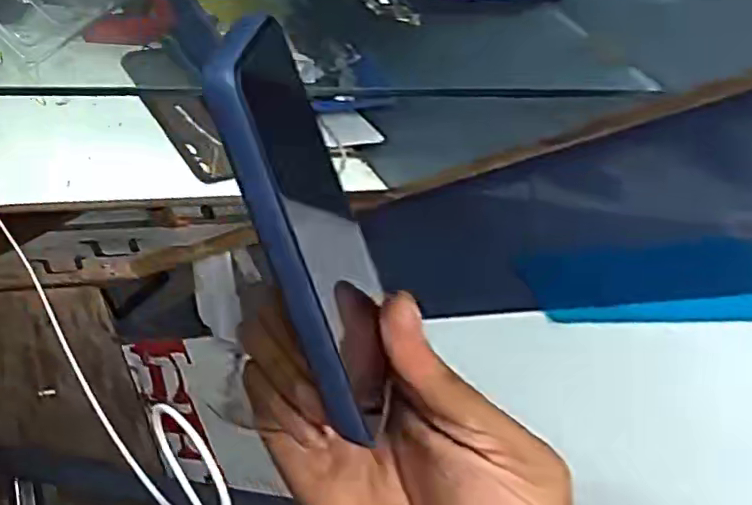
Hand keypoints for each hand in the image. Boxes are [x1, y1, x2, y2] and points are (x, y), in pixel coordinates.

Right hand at [243, 291, 570, 504]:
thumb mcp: (499, 450)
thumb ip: (441, 377)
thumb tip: (398, 306)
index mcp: (393, 366)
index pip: (341, 302)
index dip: (333, 303)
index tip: (339, 317)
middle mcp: (343, 372)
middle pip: (284, 308)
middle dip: (297, 331)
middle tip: (335, 374)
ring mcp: (308, 395)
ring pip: (258, 335)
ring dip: (285, 365)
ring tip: (326, 410)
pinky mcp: (279, 422)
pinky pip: (252, 382)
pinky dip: (275, 401)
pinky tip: (313, 431)